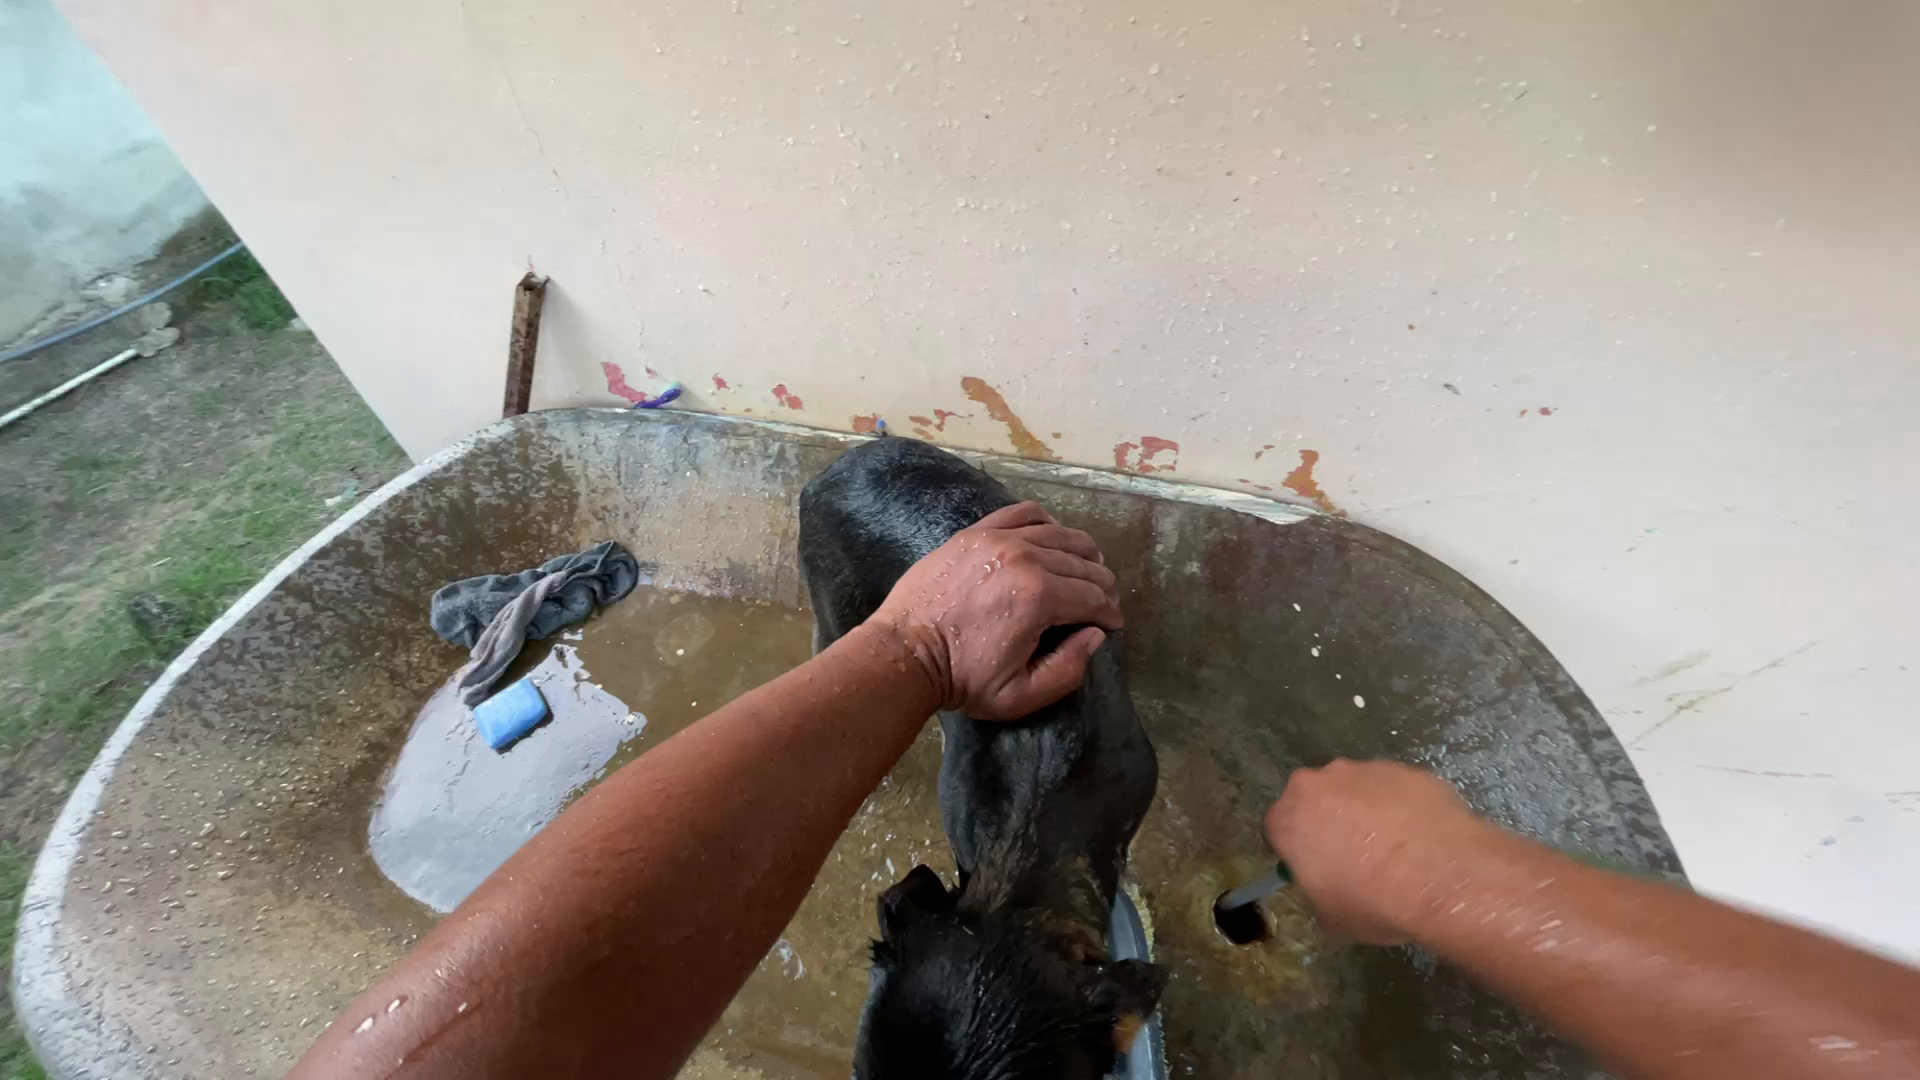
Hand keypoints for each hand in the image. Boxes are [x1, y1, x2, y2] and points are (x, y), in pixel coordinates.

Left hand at [868, 501, 1122, 719]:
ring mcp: (998, 538)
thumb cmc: (962, 680)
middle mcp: (1025, 558)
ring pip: (1060, 534)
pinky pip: (1024, 513)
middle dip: (1101, 585)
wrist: (904, 653)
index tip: (1111, 624)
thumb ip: (1069, 669)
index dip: (1110, 613)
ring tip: (1085, 570)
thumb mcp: (1021, 695)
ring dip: (1081, 553)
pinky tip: (1051, 538)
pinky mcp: (976, 532)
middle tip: (1102, 603)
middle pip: (1082, 563)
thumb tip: (1095, 634)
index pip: (1094, 597)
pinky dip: (1047, 522)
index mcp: (1039, 597)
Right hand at [1262, 759, 1493, 943]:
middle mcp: (1313, 785)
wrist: (1442, 876)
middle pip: (1313, 799)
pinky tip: (1423, 834)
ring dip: (1365, 809)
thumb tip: (1328, 899)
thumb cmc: (1376, 902)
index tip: (1319, 868)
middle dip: (1328, 820)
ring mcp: (1358, 770)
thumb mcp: (1335, 920)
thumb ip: (1319, 899)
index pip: (1279, 829)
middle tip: (1356, 854)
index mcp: (1287, 820)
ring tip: (1397, 845)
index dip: (1298, 849)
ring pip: (1352, 788)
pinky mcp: (1399, 768)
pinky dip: (1400, 805)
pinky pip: (1392, 787)